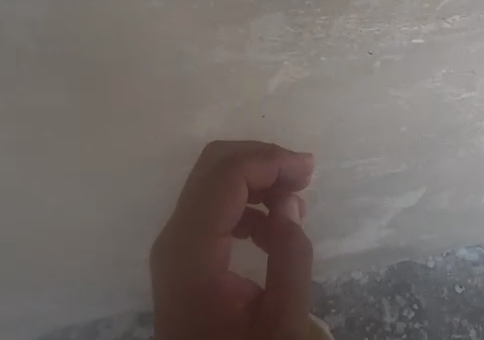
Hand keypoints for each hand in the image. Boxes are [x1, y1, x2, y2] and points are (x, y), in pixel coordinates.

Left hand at [150, 141, 315, 339]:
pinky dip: (245, 201)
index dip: (270, 160)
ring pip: (212, 180)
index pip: (226, 174)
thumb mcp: (282, 325)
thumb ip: (291, 259)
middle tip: (303, 178)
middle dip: (263, 160)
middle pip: (214, 165)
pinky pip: (212, 205)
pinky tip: (273, 226)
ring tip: (295, 203)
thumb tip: (288, 203)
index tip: (310, 170)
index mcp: (191, 251)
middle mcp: (174, 237)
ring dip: (256, 178)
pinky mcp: (181, 254)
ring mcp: (173, 245)